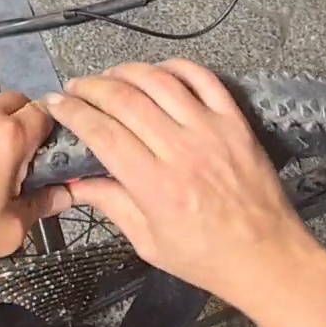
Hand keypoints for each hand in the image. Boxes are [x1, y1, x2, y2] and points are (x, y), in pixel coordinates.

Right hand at [45, 60, 325, 314]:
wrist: (270, 260)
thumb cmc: (205, 258)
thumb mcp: (148, 242)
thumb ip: (110, 203)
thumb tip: (72, 180)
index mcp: (157, 187)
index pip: (103, 134)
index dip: (73, 113)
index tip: (55, 103)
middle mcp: (182, 151)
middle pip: (125, 100)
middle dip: (91, 87)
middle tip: (75, 88)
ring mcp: (212, 131)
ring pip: (159, 81)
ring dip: (125, 72)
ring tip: (107, 76)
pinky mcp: (234, 121)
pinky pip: (202, 78)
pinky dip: (174, 66)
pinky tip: (154, 72)